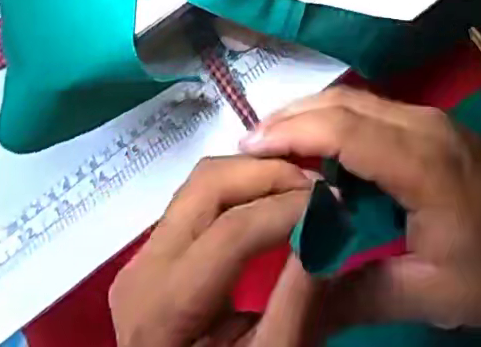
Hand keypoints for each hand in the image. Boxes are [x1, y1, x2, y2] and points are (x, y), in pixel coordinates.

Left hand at [111, 156, 322, 346]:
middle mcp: (144, 265)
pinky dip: (243, 188)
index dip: (287, 209)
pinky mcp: (156, 250)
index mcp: (162, 306)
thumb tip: (329, 233)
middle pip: (210, 185)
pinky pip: (200, 198)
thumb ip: (296, 306)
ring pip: (204, 181)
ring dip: (257, 175)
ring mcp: (145, 254)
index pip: (231, 231)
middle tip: (319, 188)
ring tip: (303, 191)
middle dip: (270, 175)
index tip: (336, 203)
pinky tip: (275, 200)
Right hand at [237, 87, 480, 329]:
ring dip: (313, 115)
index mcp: (419, 160)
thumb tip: (300, 306)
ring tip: (272, 144)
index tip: (246, 148)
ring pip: (357, 101)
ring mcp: (428, 119)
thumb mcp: (436, 294)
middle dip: (291, 116)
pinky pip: (373, 111)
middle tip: (247, 147)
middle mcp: (420, 124)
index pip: (341, 129)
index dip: (291, 133)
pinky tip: (321, 149)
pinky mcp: (433, 126)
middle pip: (343, 102)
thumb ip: (364, 294)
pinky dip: (337, 121)